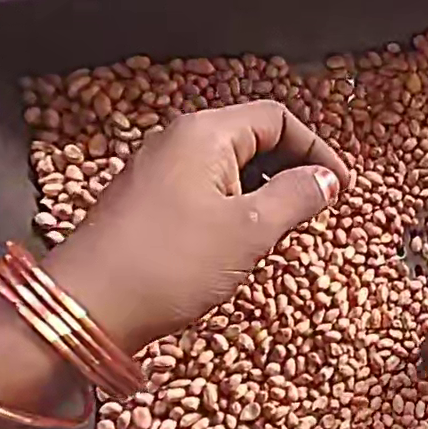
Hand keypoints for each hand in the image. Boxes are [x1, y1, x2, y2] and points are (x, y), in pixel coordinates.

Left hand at [42, 101, 351, 352]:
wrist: (86, 309)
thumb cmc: (171, 264)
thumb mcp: (249, 230)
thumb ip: (297, 197)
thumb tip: (327, 180)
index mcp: (205, 134)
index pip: (278, 119)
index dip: (317, 151)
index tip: (341, 188)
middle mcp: (179, 143)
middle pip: (254, 140)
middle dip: (293, 171)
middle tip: (317, 210)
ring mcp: (160, 174)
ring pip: (232, 170)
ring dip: (267, 194)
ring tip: (284, 231)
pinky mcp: (150, 205)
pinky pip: (208, 194)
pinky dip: (237, 210)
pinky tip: (242, 245)